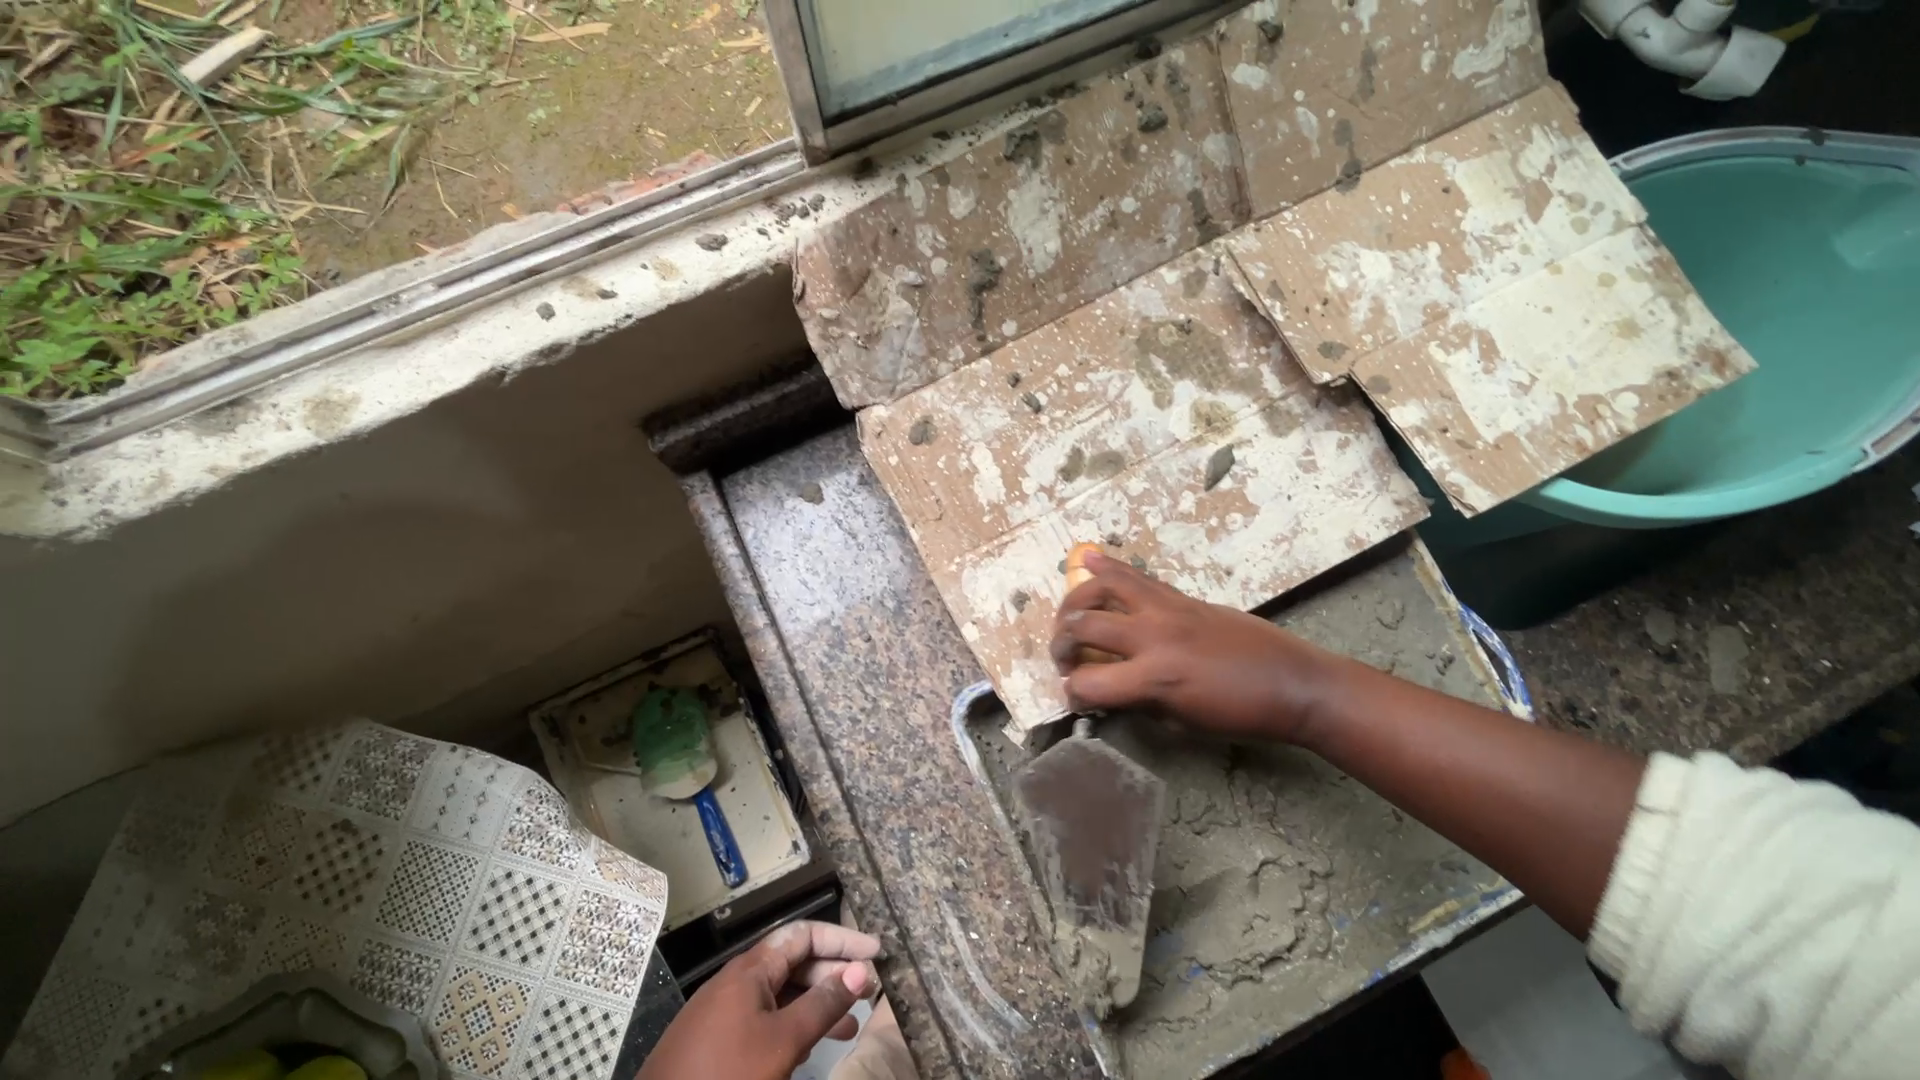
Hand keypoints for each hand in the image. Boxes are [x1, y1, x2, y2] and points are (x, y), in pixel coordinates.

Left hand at [636, 921, 880, 1079]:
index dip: (842, 939)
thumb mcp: (784, 1041)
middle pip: (794, 962)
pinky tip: (811, 1046)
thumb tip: (860, 970)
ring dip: (817, 1004)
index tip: (876, 953)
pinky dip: (794, 1024)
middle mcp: (737, 981)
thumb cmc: (727, 1074)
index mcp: (750, 969)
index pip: (804, 934)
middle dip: (833, 975)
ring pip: (781, 994)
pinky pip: (765, 1018)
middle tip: (869, 993)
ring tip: (851, 1026)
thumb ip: (823, 1004)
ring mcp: (725, 1012)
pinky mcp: (718, 1041)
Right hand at [1049, 550, 1343, 743]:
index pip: (1088, 683)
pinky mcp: (1182, 597)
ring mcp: (1167, 610)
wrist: (1293, 682)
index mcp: (1153, 679)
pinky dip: (1110, 568)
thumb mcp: (1181, 722)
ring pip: (1103, 588)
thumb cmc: (1240, 714)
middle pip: (1083, 627)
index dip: (1073, 694)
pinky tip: (1089, 560)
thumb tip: (1107, 692)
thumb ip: (1138, 702)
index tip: (1076, 698)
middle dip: (1061, 645)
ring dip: (1075, 600)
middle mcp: (1152, 636)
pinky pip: (1138, 577)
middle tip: (1064, 659)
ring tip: (1067, 614)